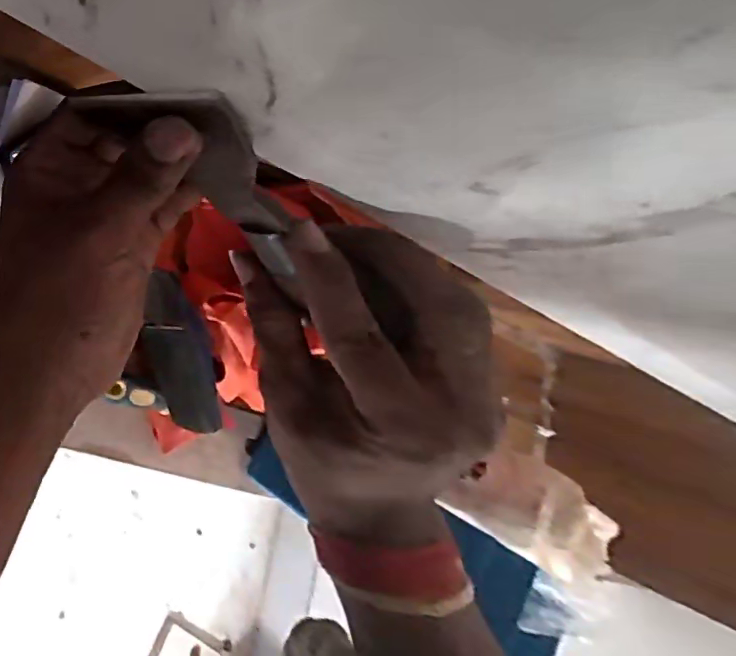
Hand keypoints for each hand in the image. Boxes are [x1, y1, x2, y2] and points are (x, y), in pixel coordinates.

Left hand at [0, 109, 202, 404]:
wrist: (55, 365)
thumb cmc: (64, 291)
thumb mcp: (103, 228)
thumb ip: (142, 176)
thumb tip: (181, 125)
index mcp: (46, 167)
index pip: (84, 114)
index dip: (126, 100)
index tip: (177, 87)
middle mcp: (70, 180)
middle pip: (118, 138)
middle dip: (160, 127)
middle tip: (216, 107)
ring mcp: (100, 209)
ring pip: (141, 171)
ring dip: (178, 157)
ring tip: (230, 133)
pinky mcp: (125, 237)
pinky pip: (156, 202)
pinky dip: (184, 190)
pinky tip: (223, 173)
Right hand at [234, 224, 499, 544]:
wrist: (380, 508)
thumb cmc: (317, 461)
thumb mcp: (282, 397)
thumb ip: (271, 325)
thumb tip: (248, 259)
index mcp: (397, 423)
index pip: (360, 335)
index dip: (325, 274)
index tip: (296, 227)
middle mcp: (459, 405)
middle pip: (435, 306)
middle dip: (378, 254)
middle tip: (321, 232)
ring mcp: (486, 393)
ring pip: (455, 300)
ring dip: (398, 261)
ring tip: (343, 244)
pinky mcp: (486, 378)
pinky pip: (455, 309)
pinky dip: (412, 278)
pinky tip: (372, 269)